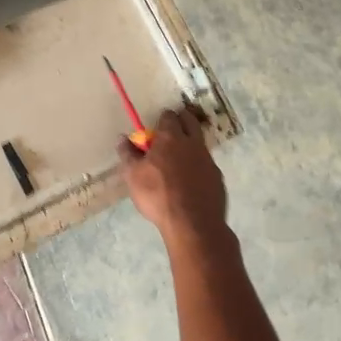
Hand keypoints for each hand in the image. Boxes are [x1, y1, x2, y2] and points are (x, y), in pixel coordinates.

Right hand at [118, 105, 227, 248]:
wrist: (193, 224)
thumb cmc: (157, 195)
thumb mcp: (132, 175)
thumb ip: (127, 154)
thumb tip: (122, 138)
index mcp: (170, 138)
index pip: (169, 116)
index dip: (162, 119)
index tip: (156, 128)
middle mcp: (192, 144)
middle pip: (190, 121)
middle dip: (182, 120)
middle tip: (171, 130)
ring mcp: (208, 160)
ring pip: (200, 143)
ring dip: (191, 144)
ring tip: (179, 159)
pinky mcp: (218, 178)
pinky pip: (206, 164)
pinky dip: (198, 165)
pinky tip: (190, 180)